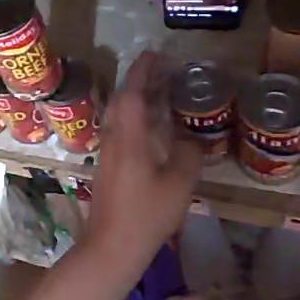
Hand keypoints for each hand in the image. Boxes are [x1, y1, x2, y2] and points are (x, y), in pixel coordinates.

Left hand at [83, 52, 202, 265]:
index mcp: (129, 137)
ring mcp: (107, 154)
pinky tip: (151, 129)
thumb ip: (189, 155)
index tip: (155, 54)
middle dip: (141, 82)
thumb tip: (191, 139)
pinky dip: (135, 119)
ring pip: (119, 116)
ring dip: (137, 100)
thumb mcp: (179, 184)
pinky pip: (120, 131)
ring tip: (161, 95)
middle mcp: (113, 139)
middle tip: (164, 72)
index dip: (144, 71)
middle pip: (123, 101)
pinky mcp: (107, 167)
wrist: (111, 245)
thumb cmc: (146, 214)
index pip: (133, 93)